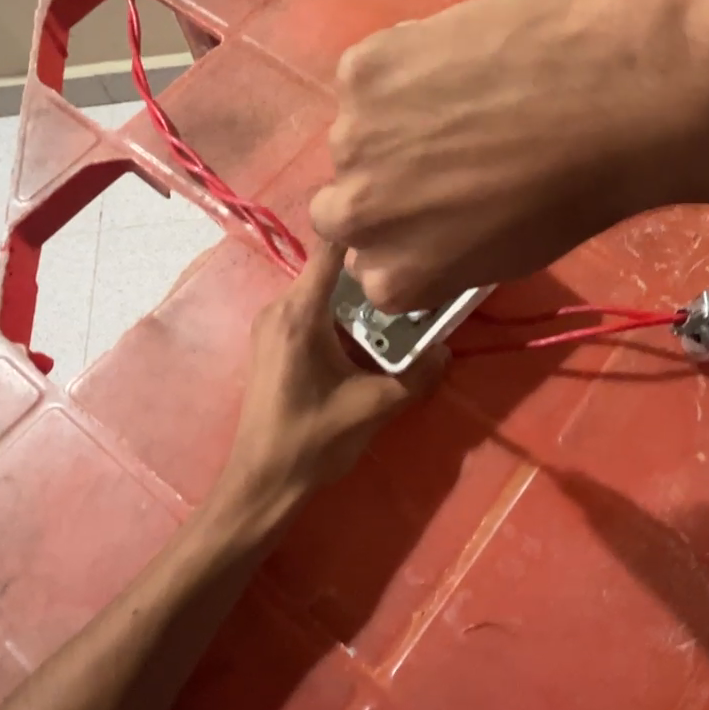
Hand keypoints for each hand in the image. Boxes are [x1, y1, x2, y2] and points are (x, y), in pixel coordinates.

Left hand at [218, 241, 444, 512]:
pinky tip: (365, 336)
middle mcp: (279, 307)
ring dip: (355, 297)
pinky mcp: (271, 342)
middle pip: (329, 269)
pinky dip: (338, 314)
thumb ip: (416, 375)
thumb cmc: (313, 441)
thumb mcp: (374, 407)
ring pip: (320, 291)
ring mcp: (270, 324)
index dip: (364, 229)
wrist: (262, 482)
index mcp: (299, 313)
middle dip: (369, 270)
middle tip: (410, 276)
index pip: (330, 248)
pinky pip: (310, 312)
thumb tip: (446, 350)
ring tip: (395, 305)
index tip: (399, 227)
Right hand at [311, 0, 708, 311]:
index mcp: (391, 280)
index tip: (430, 212)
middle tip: (431, 157)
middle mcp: (356, 220)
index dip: (400, 234)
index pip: (367, 265)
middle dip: (376, 187)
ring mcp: (351, 140)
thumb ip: (438, 257)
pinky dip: (399, 68)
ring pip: (353, 134)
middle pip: (341, 207)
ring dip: (387, 123)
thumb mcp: (503, 259)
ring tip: (454, 100)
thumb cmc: (573, 196)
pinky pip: (367, 74)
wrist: (611, 102)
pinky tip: (453, 61)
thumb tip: (421, 229)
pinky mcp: (361, 70)